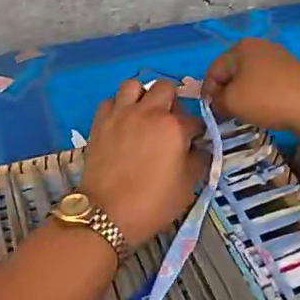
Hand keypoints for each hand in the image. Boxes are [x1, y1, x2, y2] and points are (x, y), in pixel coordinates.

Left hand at [79, 79, 206, 247]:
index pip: (194, 119)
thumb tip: (199, 148)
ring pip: (134, 85)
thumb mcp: (187, 186)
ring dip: (143, 95)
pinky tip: (122, 121)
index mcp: (173, 126)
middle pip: (166, 88)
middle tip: (170, 122)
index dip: (197, 132)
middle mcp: (148, 112)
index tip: (194, 143)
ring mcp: (121, 113)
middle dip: (172, 101)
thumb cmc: (152, 203)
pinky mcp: (100, 121)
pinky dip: (118, 106)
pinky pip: (111, 100)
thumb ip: (198, 160)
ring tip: (144, 113)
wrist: (106, 214)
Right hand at [203, 39, 299, 137]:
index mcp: (241, 47)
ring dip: (243, 96)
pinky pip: (267, 82)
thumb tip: (217, 103)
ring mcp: (279, 57)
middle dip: (226, 93)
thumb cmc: (267, 99)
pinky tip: (265, 110)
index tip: (209, 113)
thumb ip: (216, 102)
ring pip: (250, 78)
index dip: (207, 92)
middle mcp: (260, 46)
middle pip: (232, 72)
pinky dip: (261, 95)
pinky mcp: (293, 70)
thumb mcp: (231, 102)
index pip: (213, 70)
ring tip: (245, 114)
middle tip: (225, 114)